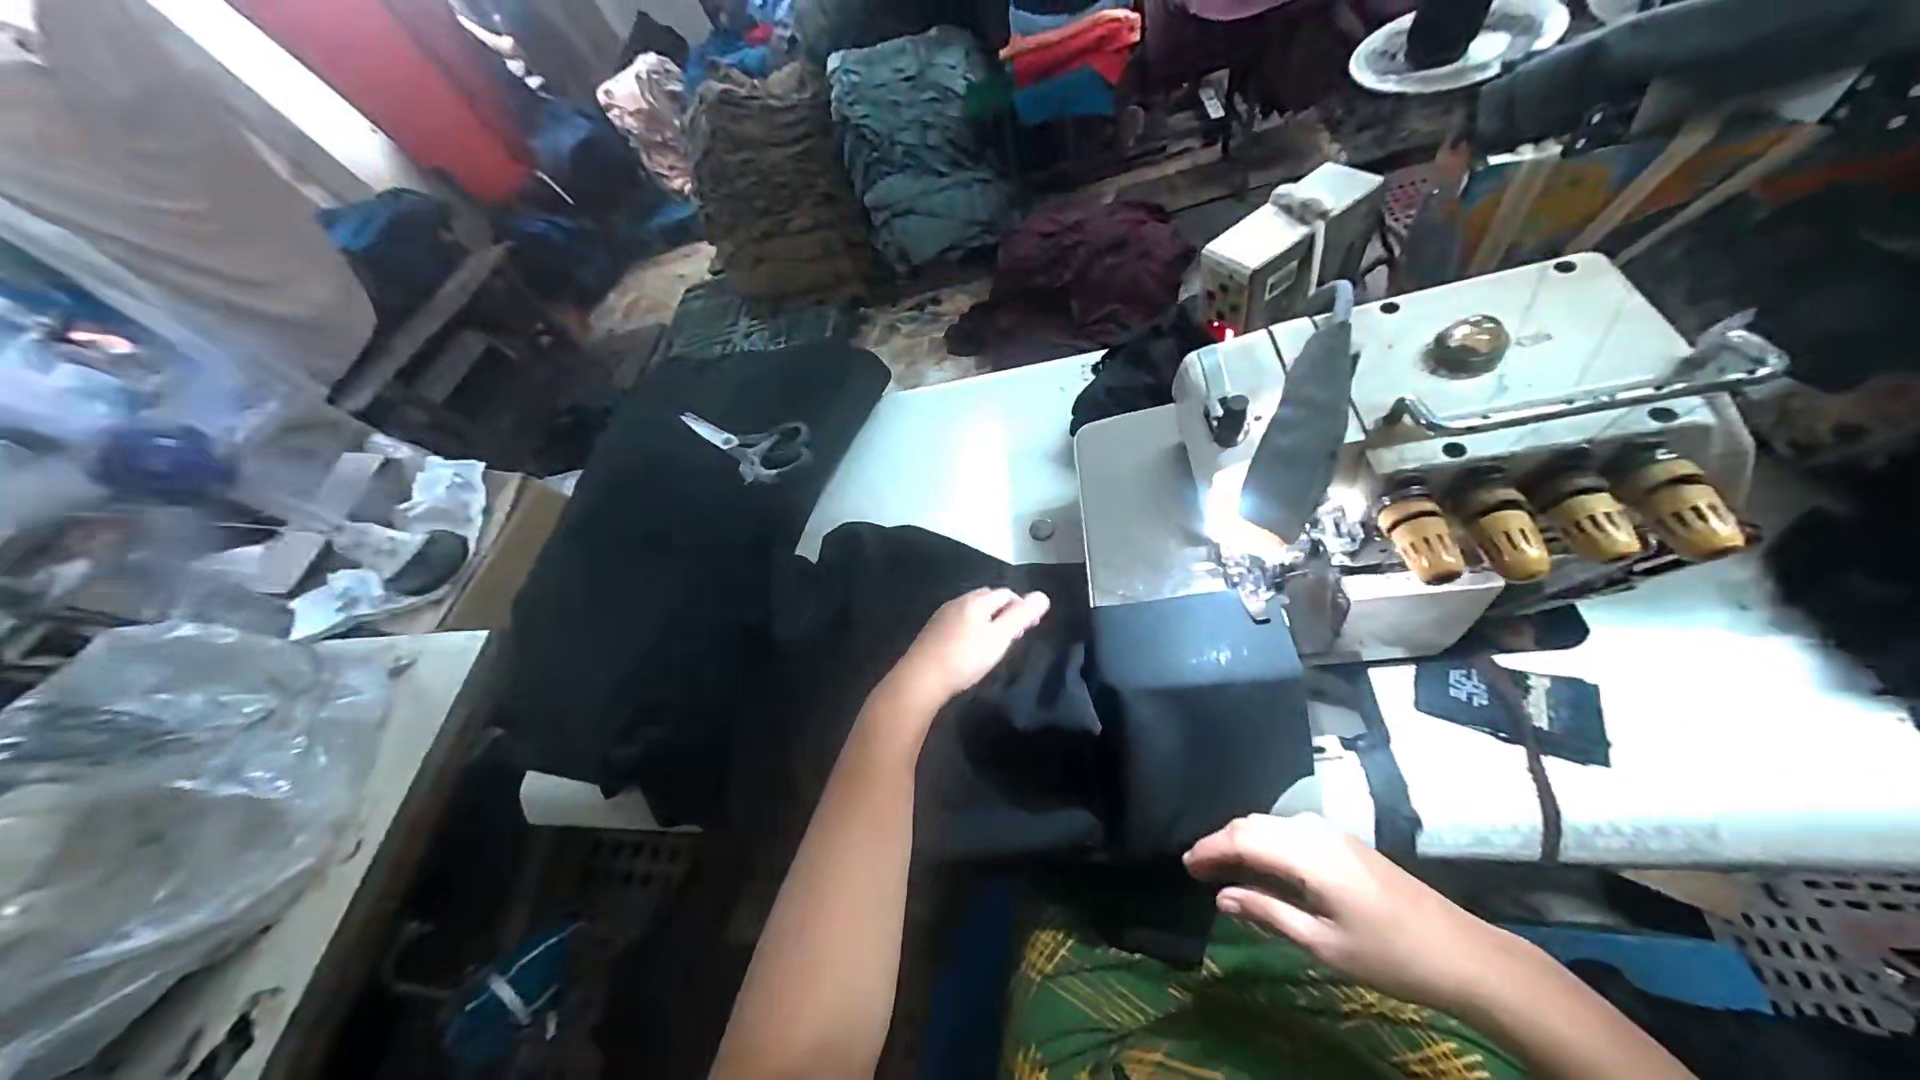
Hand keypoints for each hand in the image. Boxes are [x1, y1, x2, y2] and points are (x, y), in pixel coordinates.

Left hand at [885, 587, 1050, 707]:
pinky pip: (959, 620)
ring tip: (996, 640)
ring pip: (972, 609)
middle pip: (988, 598)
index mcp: (976, 601)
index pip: (1006, 593)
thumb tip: (1042, 596)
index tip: (1031, 626)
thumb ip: (1021, 616)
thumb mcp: (999, 638)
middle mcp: (958, 602)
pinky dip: (972, 627)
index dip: (1022, 606)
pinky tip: (971, 645)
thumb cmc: (964, 658)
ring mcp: (942, 615)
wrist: (920, 678)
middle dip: (1005, 610)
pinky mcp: (932, 630)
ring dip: (988, 619)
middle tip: (1015, 633)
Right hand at [1184, 813, 1529, 1013]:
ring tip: (1221, 869)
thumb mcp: (1324, 945)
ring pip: (1271, 824)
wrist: (1465, 955)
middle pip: (1254, 823)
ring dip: (1242, 841)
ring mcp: (1334, 835)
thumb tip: (1221, 897)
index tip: (1185, 865)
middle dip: (1220, 842)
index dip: (1209, 848)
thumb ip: (1268, 913)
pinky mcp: (1345, 844)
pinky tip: (1261, 867)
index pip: (1243, 837)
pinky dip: (1265, 843)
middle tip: (1197, 869)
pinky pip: (1290, 831)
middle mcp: (1317, 833)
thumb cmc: (1391, 957)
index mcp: (1310, 855)